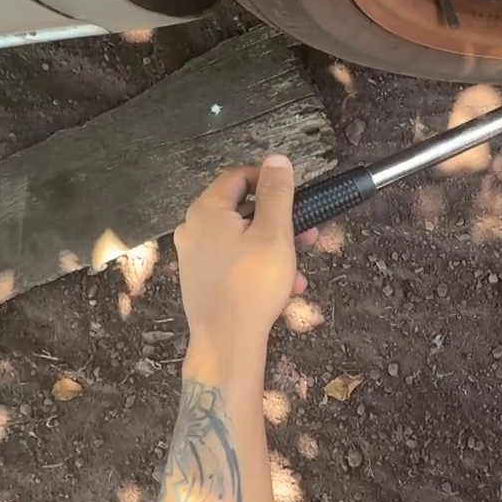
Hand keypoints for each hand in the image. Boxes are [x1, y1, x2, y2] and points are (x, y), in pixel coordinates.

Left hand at [174, 155, 317, 352]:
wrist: (227, 342)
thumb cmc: (252, 285)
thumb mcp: (274, 234)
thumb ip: (277, 194)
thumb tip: (277, 159)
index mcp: (207, 211)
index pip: (239, 176)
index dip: (270, 181)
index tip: (296, 197)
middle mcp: (193, 228)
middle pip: (242, 209)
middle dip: (279, 221)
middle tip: (307, 234)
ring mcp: (194, 256)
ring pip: (242, 238)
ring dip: (275, 247)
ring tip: (299, 269)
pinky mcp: (201, 279)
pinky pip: (235, 261)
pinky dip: (259, 267)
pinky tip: (283, 287)